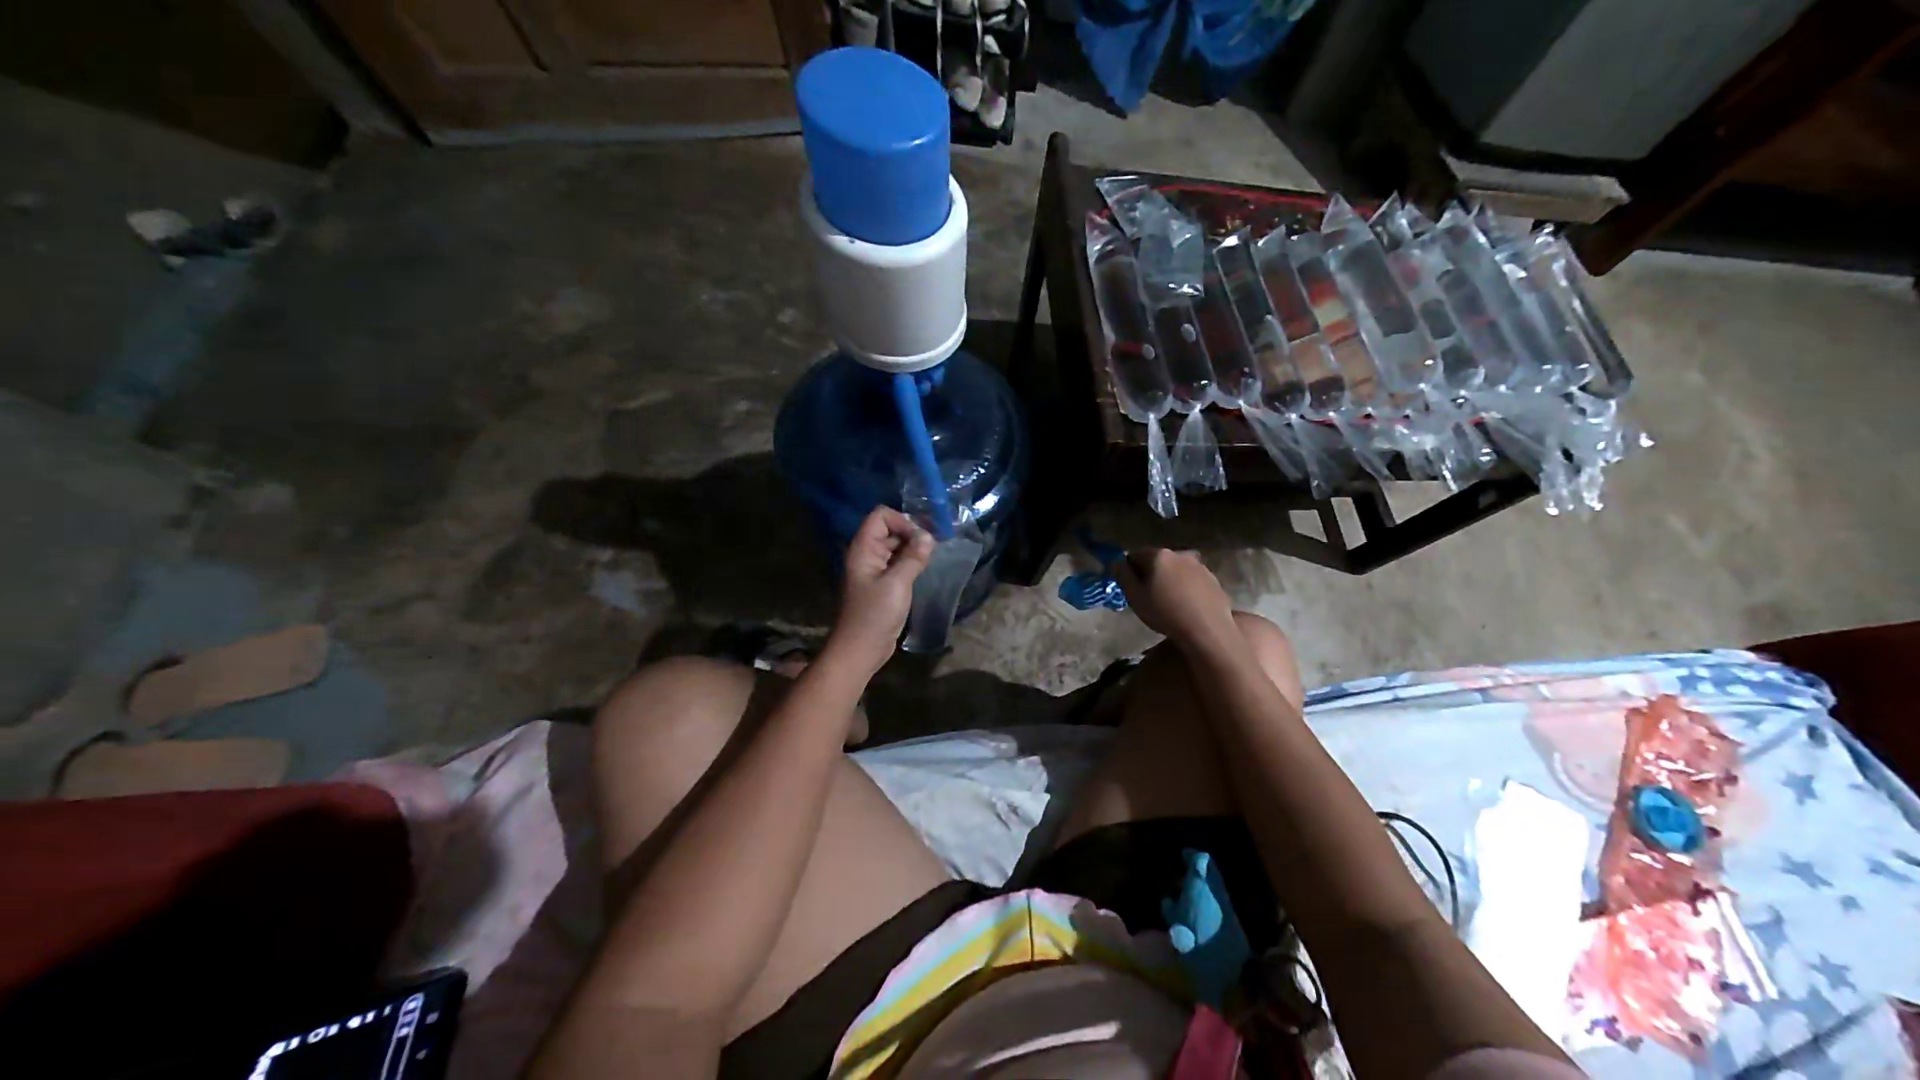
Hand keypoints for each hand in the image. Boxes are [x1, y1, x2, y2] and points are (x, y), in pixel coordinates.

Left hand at [828, 507, 933, 675]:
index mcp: (863, 549)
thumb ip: (913, 557)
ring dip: (914, 548)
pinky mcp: (882, 584)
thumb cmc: (875, 615)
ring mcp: (873, 570)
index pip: (880, 516)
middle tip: (935, 546)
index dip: (902, 520)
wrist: (860, 650)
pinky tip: (925, 569)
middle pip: (889, 529)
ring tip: (933, 557)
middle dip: (912, 533)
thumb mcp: (897, 583)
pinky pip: (897, 563)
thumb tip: (928, 536)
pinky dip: (911, 562)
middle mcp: (866, 554)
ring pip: (895, 547)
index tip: (921, 538)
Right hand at [1114, 548, 1236, 648]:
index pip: (1135, 555)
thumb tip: (1117, 562)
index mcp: (1158, 555)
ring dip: (1171, 580)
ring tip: (1171, 603)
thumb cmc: (1165, 613)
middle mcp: (1180, 554)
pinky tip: (1187, 606)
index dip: (1130, 571)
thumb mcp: (1135, 597)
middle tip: (1150, 597)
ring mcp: (1200, 566)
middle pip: (1158, 561)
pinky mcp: (1213, 579)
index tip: (1132, 589)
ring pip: (1177, 570)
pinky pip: (1193, 580)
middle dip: (1151, 574)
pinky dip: (1187, 588)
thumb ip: (1123, 576)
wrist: (1207, 630)